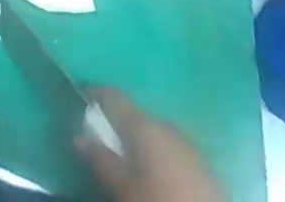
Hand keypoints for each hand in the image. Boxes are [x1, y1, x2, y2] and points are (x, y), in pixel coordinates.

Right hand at [76, 88, 223, 201]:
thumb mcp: (122, 186)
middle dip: (118, 122)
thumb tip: (78, 137)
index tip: (80, 95)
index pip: (114, 95)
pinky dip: (158, 154)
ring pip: (156, 132)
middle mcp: (168, 127)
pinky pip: (173, 150)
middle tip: (101, 136)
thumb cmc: (157, 201)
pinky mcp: (206, 168)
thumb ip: (100, 159)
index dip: (95, 93)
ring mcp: (191, 147)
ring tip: (127, 157)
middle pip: (136, 115)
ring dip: (139, 139)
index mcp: (145, 125)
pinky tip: (154, 172)